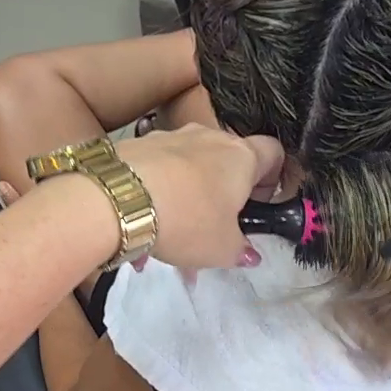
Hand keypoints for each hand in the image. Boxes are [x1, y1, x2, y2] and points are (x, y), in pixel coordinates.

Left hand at [116, 125, 284, 269]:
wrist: (117, 199)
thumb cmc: (187, 220)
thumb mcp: (221, 249)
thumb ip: (240, 251)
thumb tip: (248, 253)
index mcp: (241, 156)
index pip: (273, 153)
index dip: (272, 179)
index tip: (257, 207)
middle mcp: (209, 137)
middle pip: (226, 161)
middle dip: (222, 195)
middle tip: (213, 228)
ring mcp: (170, 137)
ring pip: (188, 169)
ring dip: (186, 199)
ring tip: (168, 240)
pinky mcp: (137, 146)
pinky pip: (157, 173)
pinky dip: (156, 196)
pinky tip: (141, 230)